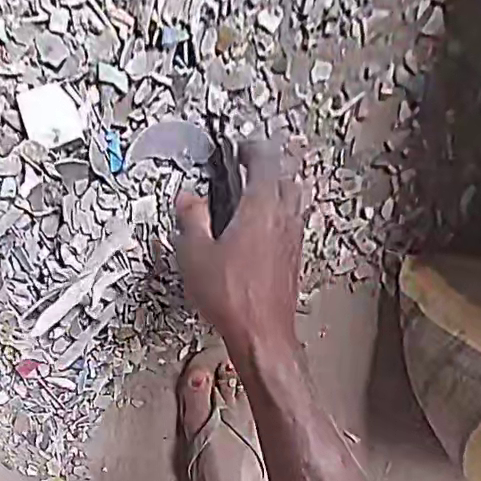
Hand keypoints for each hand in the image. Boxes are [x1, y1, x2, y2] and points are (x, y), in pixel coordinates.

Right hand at [173, 139, 305, 359]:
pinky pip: (290, 223)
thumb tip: (187, 199)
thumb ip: (192, 220)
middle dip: (267, 166)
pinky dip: (277, 216)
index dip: (249, 148)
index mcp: (261, 206)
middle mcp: (283, 217)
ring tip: (255, 196)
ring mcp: (292, 238)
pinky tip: (260, 232)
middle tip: (249, 166)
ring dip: (275, 190)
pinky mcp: (293, 258)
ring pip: (291, 199)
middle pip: (284, 175)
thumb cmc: (232, 297)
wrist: (262, 332)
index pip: (263, 159)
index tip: (239, 147)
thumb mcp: (196, 256)